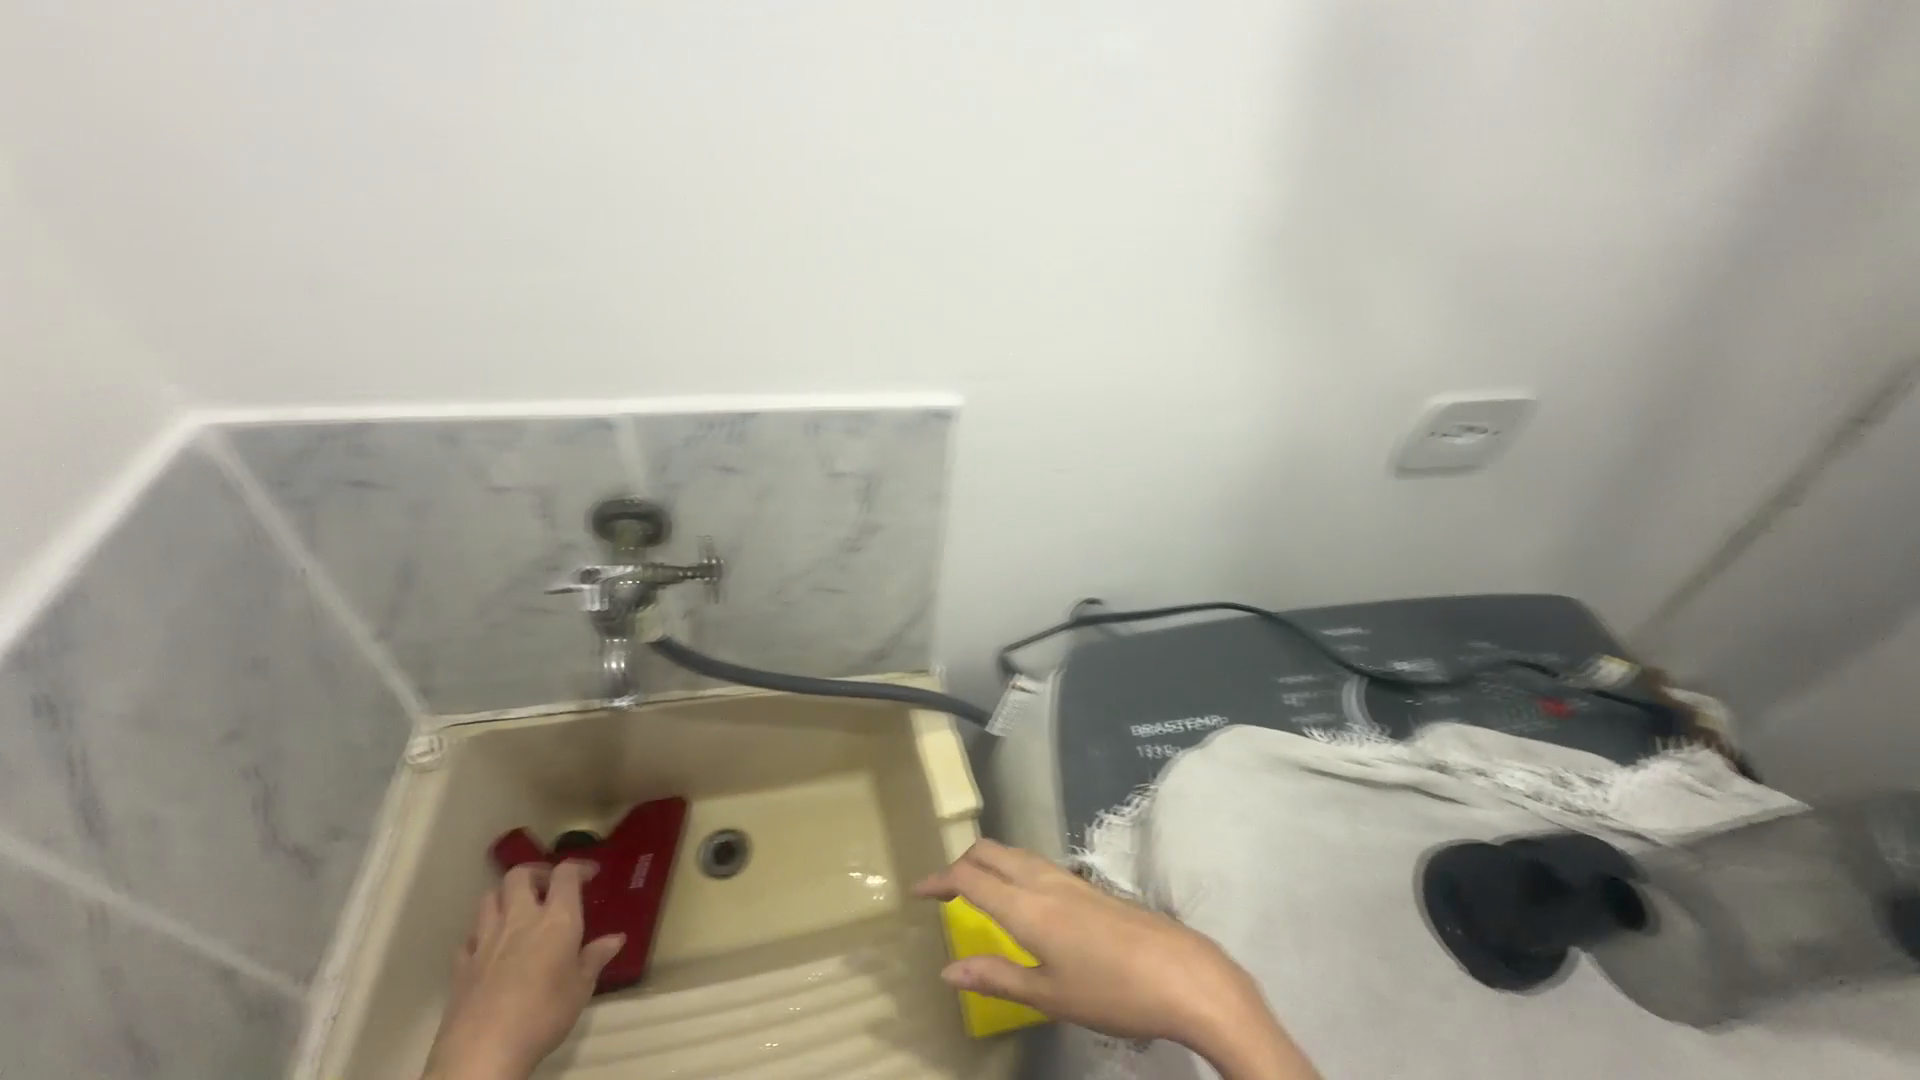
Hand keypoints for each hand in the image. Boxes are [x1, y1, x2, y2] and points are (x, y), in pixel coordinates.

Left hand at [423, 861, 625, 1079]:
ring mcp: (486, 939)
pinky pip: (470, 935)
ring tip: (517, 910)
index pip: (565, 874)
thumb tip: (616, 938)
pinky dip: (481, 933)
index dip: (578, 867)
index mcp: (556, 919)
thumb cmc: (544, 1014)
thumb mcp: (581, 988)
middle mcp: (520, 918)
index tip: (589, 874)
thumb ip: (596, 958)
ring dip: (504, 896)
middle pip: (519, 875)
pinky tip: (489, 947)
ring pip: (489, 898)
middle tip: (548, 886)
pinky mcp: (462, 963)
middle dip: (535, 873)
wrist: (483, 1050)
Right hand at [913, 840, 1318, 1079]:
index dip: (938, 879)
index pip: (970, 877)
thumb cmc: (1111, 992)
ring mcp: (1072, 879)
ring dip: (989, 861)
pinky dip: (1014, 868)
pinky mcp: (1092, 887)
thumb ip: (996, 977)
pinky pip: (1038, 864)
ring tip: (976, 888)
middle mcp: (1045, 881)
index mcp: (1026, 906)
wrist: (1185, 976)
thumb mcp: (1048, 996)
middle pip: (991, 852)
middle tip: (943, 888)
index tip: (916, 891)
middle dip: (961, 861)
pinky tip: (1022, 897)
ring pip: (1017, 853)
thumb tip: (948, 970)